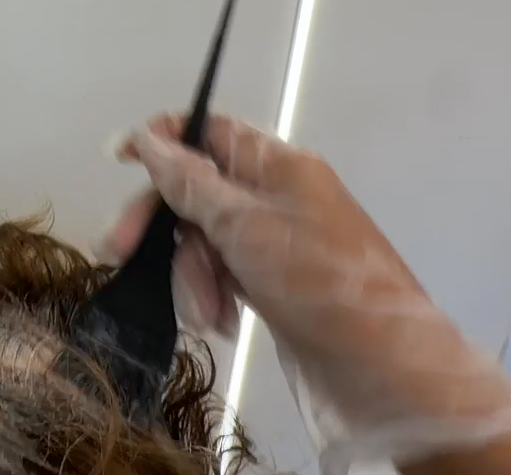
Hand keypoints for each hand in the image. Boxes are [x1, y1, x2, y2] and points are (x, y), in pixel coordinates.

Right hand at [102, 114, 510, 472]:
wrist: (392, 380)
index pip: (206, 130)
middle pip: (193, 189)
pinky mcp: (271, 281)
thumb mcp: (243, 225)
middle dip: (158, 223)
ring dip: (190, 272)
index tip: (118, 158)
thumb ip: (186, 180)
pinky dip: (212, 293)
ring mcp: (273, 240)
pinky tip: (220, 322)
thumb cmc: (318, 283)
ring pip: (201, 237)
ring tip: (203, 311)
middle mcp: (273, 195)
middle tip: (118, 249)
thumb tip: (145, 137)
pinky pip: (220, 271)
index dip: (160, 138)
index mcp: (276, 167)